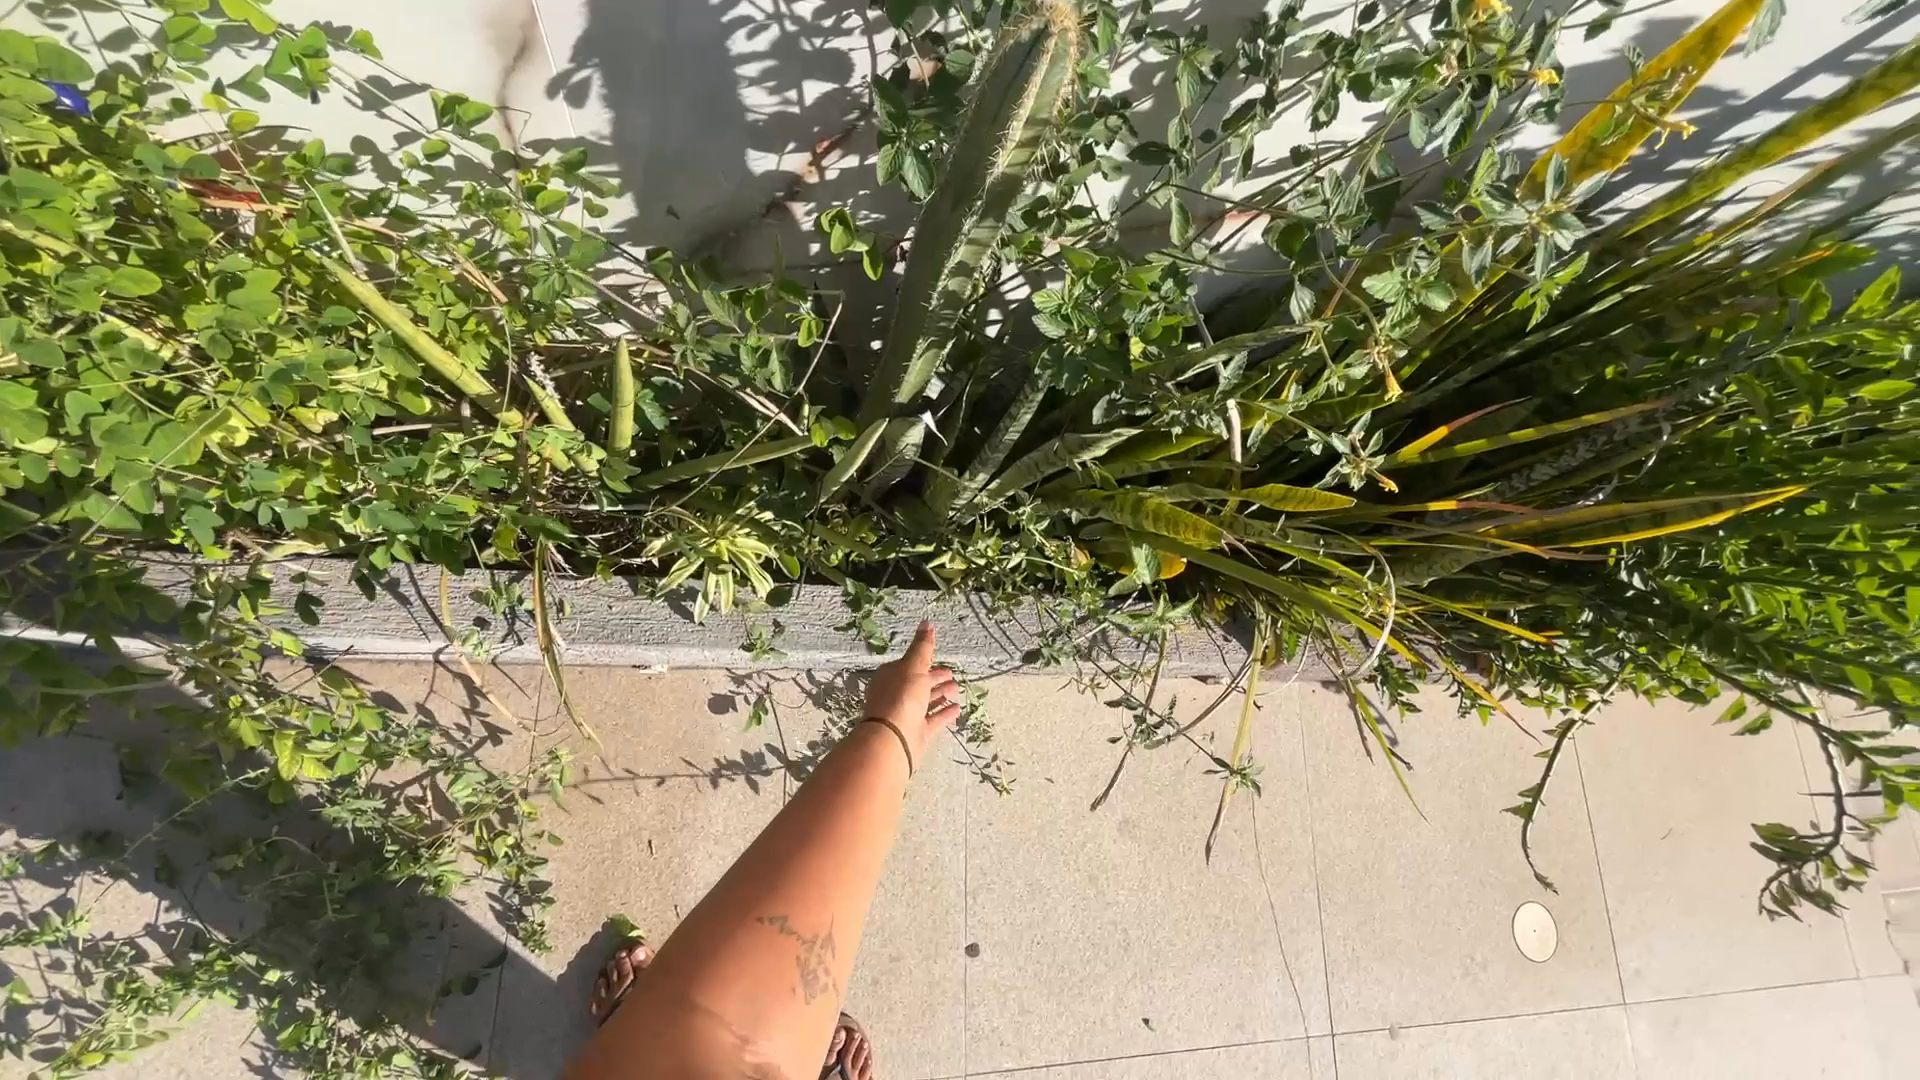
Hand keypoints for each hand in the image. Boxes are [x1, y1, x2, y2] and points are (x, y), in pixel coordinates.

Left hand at [863, 621, 961, 757]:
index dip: (926, 662)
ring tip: (957, 690)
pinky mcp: (917, 733)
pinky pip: (933, 720)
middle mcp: (897, 695)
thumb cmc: (901, 697)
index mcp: (891, 677)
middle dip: (935, 678)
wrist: (893, 740)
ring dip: (941, 694)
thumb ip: (923, 646)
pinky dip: (944, 713)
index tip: (941, 660)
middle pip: (919, 684)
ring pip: (926, 701)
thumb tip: (927, 622)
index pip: (910, 666)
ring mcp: (906, 715)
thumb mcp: (913, 666)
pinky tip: (958, 709)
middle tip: (952, 676)